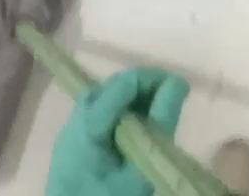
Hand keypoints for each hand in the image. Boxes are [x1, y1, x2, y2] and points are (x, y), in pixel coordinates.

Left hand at [47, 68, 190, 195]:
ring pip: (104, 99)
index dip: (154, 79)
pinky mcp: (72, 149)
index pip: (124, 83)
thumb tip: (177, 83)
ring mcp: (69, 137)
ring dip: (132, 100)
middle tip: (169, 103)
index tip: (179, 92)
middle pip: (112, 86)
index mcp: (87, 130)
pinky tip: (135, 131)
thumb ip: (160, 123)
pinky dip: (121, 113)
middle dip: (143, 87)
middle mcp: (73, 126)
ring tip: (154, 115)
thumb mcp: (142, 170)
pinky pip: (99, 115)